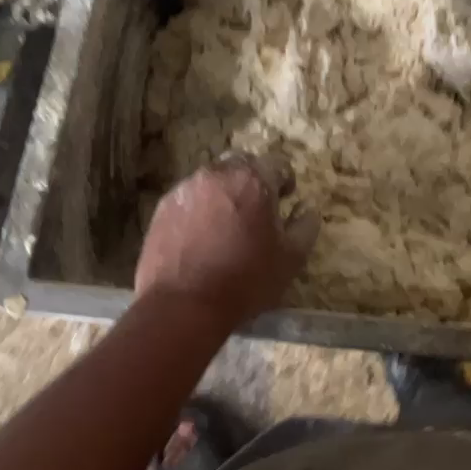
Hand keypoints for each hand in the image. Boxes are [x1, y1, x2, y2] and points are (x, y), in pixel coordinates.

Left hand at [135, 152, 319, 327]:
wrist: (182, 305)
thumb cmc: (245, 281)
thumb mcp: (291, 259)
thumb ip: (305, 226)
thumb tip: (307, 208)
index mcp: (254, 180)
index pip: (277, 163)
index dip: (285, 181)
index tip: (284, 201)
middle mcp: (218, 173)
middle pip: (242, 164)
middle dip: (253, 180)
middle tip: (257, 209)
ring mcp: (187, 188)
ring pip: (213, 179)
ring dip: (225, 193)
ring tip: (226, 225)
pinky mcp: (163, 207)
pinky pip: (190, 197)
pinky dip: (200, 208)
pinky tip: (201, 236)